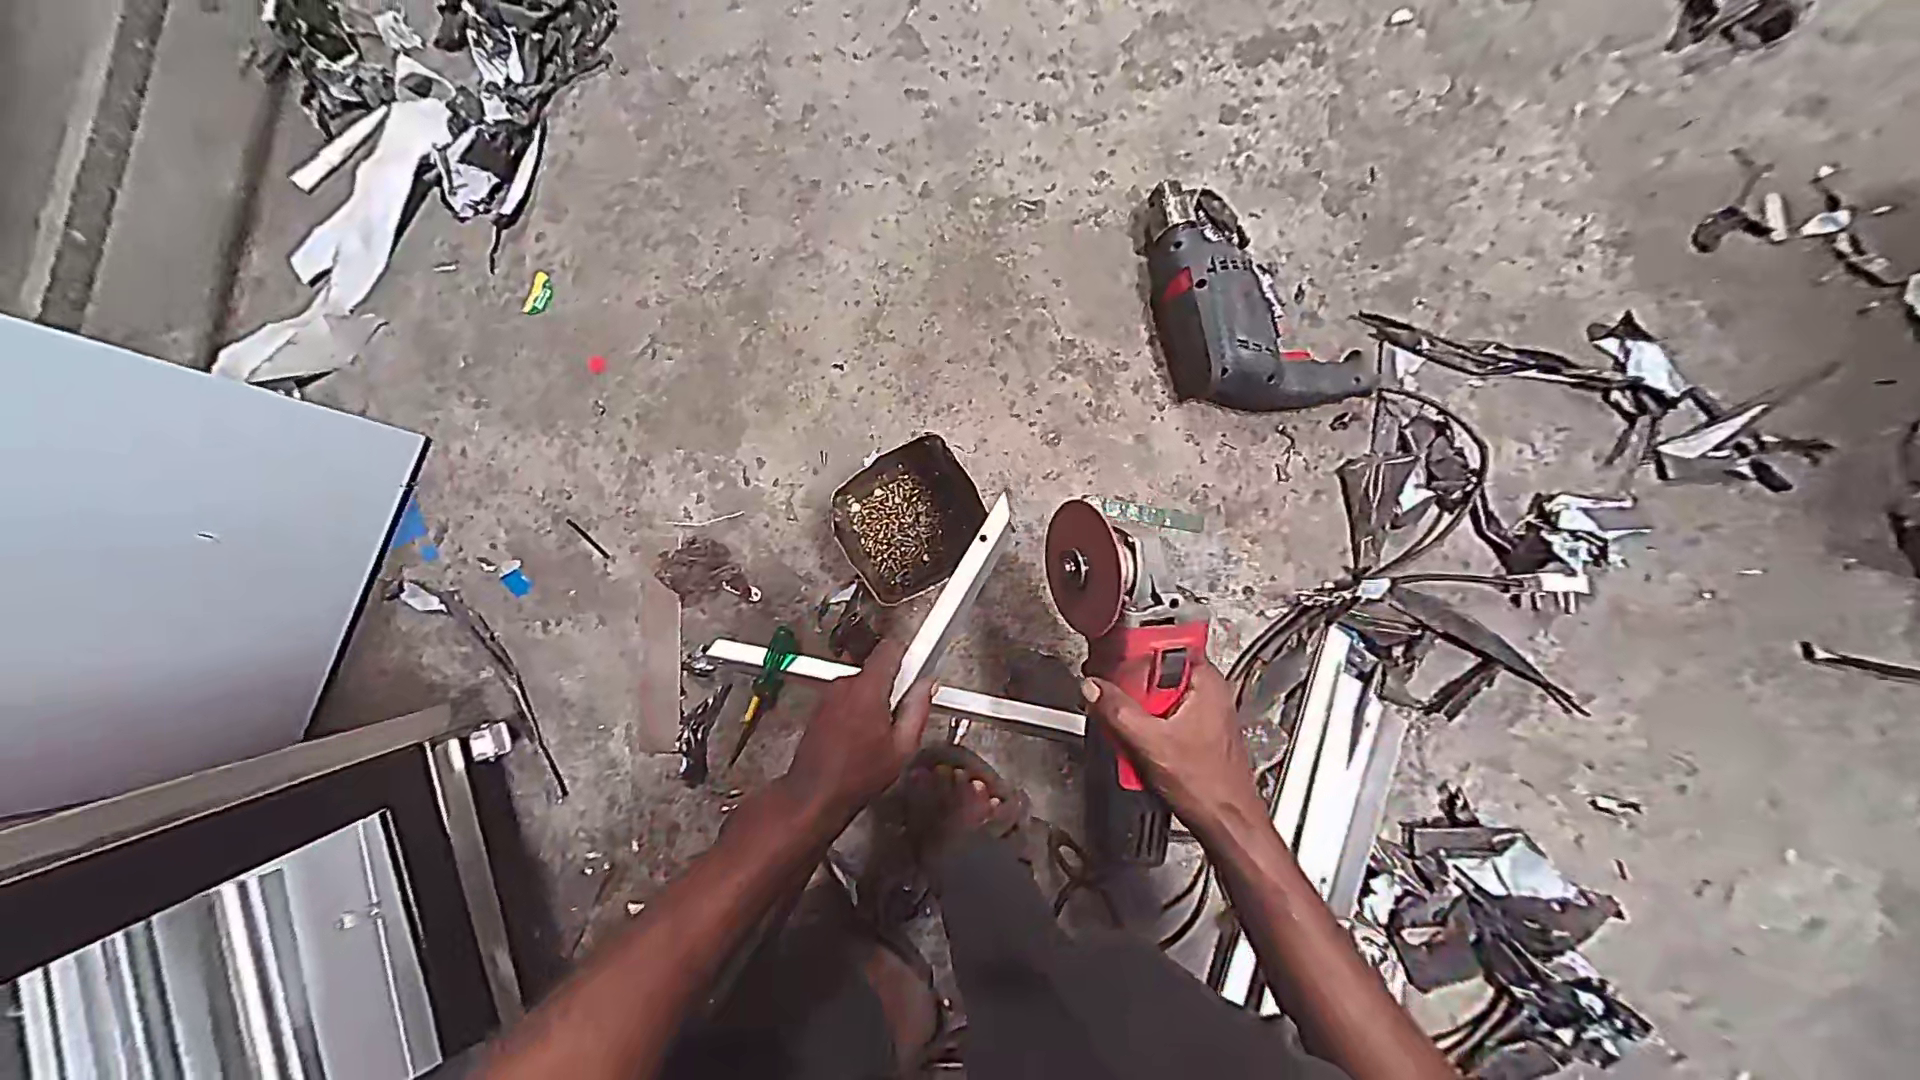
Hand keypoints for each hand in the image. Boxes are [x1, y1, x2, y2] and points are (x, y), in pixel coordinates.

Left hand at [784, 638, 933, 819]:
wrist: (814, 795)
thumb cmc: (856, 776)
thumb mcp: (902, 747)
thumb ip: (918, 709)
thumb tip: (927, 686)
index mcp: (867, 689)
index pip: (889, 650)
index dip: (906, 653)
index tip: (916, 662)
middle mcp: (845, 685)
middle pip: (876, 670)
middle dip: (890, 687)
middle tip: (899, 714)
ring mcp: (828, 695)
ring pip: (860, 686)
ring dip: (871, 700)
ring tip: (877, 733)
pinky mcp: (819, 708)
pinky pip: (845, 698)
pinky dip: (855, 710)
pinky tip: (859, 738)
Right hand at [1081, 661, 1265, 842]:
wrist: (1227, 825)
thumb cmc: (1208, 787)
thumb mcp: (1149, 743)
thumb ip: (1116, 710)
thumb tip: (1093, 687)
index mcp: (1206, 682)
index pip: (1166, 642)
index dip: (1136, 648)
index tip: (1114, 658)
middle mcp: (1207, 690)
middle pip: (1155, 669)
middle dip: (1130, 684)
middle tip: (1114, 698)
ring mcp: (1200, 710)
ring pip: (1155, 694)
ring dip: (1135, 707)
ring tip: (1126, 726)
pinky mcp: (1192, 729)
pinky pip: (1159, 714)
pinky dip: (1144, 724)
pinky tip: (1137, 742)